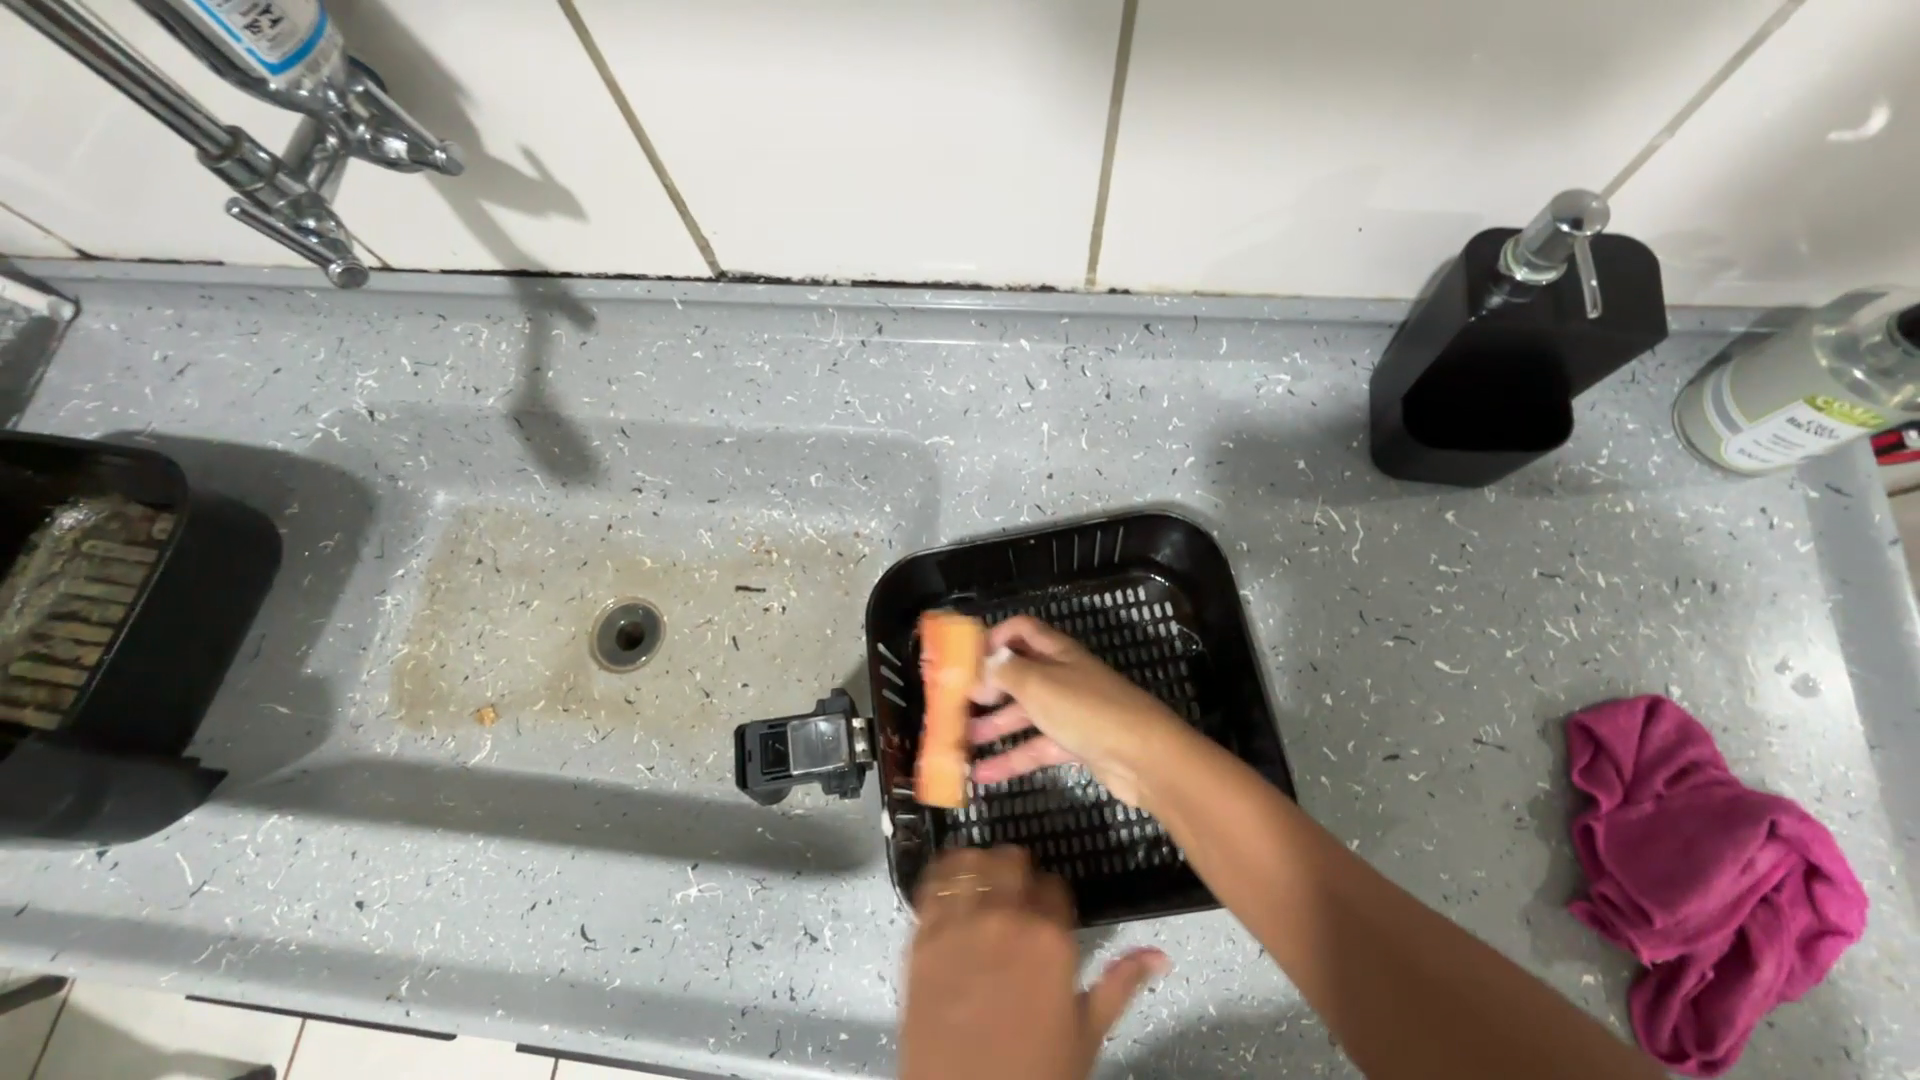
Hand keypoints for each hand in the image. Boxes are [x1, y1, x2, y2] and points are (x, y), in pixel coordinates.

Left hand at [900, 847, 1168, 1079]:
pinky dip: (942, 875)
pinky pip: (931, 885)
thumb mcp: (1085, 1033)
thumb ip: (1120, 983)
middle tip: (1014, 890)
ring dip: (979, 865)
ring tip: (981, 879)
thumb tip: (1158, 955)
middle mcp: (1006, 919)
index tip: (1046, 906)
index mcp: (1051, 940)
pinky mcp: (922, 937)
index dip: (1051, 893)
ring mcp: (960, 925)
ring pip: (971, 863)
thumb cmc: (1034, 1072)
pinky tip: (948, 883)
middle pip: (1011, 862)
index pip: (1054, 885)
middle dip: (1016, 871)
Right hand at [967, 615, 1190, 803]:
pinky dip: (1010, 760)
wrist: (1144, 756)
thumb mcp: (1039, 684)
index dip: (993, 638)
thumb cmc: (1087, 709)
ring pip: (1023, 714)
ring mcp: (1069, 712)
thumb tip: (982, 664)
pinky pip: (1035, 747)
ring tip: (959, 741)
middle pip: (1018, 675)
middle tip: (954, 704)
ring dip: (992, 727)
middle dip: (986, 688)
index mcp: (1057, 652)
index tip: (964, 659)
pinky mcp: (1075, 744)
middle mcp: (1062, 676)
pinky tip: (981, 775)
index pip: (1021, 630)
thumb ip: (1005, 672)